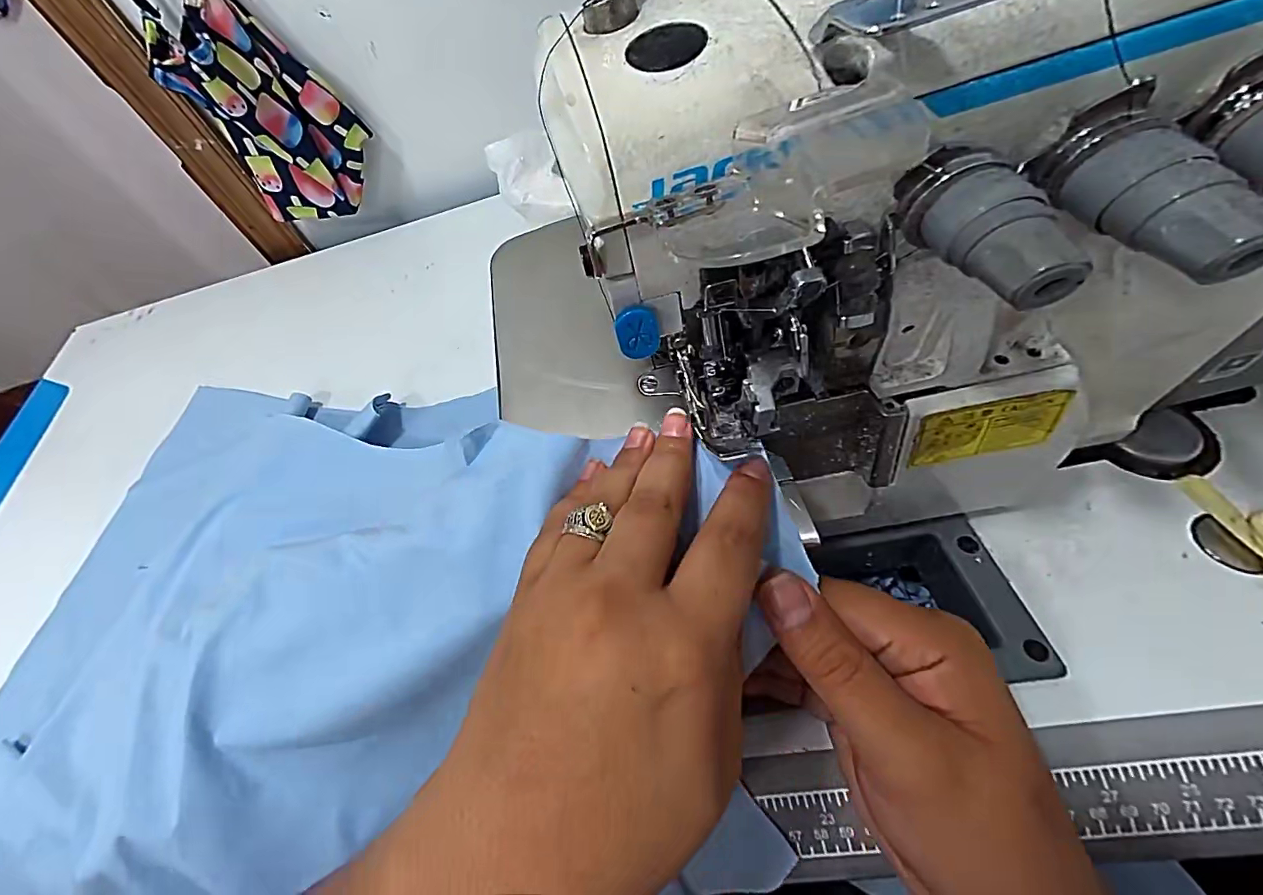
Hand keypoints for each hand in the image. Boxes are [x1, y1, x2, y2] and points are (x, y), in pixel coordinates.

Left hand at [333, 410, 773, 894]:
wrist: (514, 836)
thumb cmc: (625, 817)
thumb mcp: (712, 756)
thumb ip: (723, 670)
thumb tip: (725, 609)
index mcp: (681, 642)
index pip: (725, 546)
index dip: (743, 500)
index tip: (748, 469)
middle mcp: (619, 600)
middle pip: (656, 505)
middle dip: (675, 458)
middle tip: (684, 425)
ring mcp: (563, 592)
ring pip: (602, 505)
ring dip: (626, 465)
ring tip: (643, 435)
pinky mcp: (526, 598)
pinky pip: (556, 529)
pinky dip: (577, 496)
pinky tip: (589, 477)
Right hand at [748, 574, 1102, 894]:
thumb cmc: (982, 840)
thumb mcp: (903, 749)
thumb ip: (838, 665)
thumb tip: (780, 588)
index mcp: (929, 639)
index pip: (830, 596)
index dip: (773, 603)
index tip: (720, 614)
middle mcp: (904, 646)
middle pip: (814, 615)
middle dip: (762, 628)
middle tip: (709, 646)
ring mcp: (881, 675)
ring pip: (804, 642)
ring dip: (763, 654)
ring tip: (715, 664)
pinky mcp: (863, 702)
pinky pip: (810, 673)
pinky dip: (776, 680)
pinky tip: (740, 683)